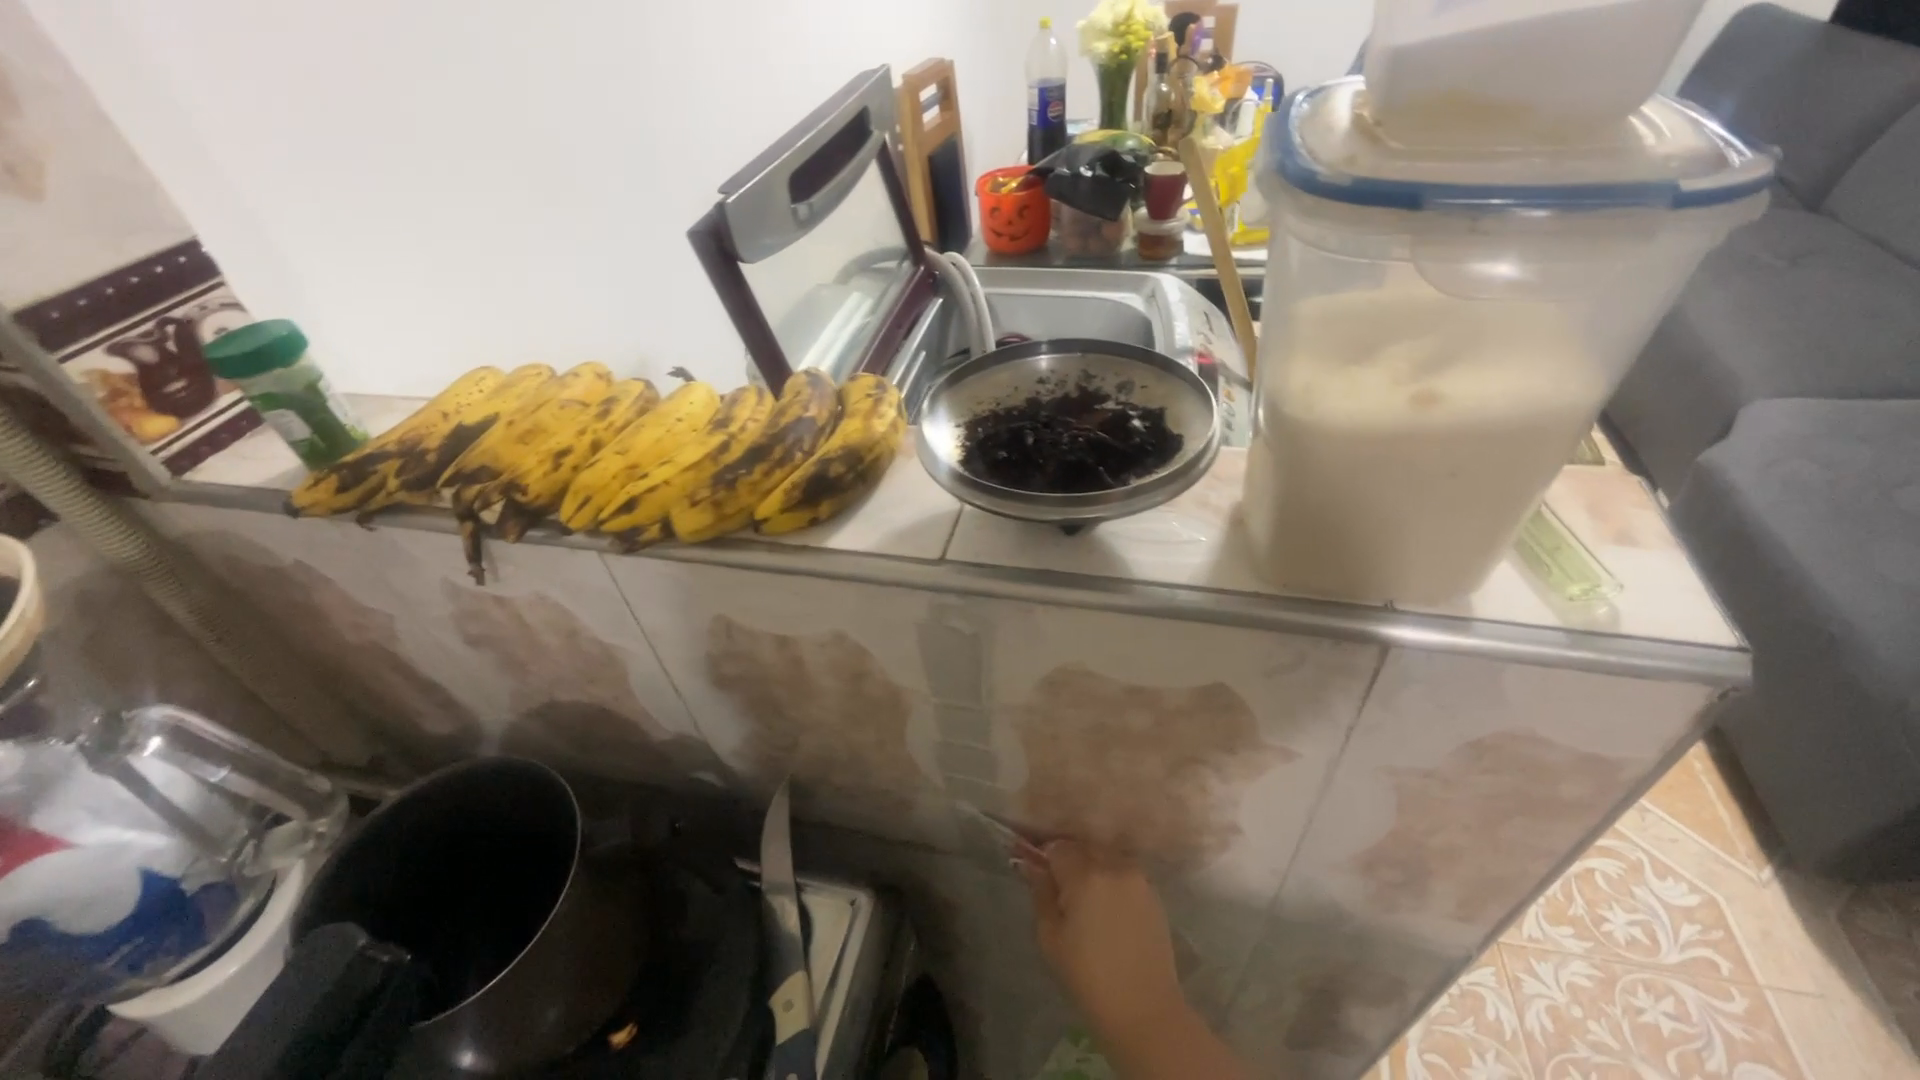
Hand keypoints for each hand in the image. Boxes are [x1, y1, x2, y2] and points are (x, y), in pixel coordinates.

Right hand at [1020, 841, 1185, 1042]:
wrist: (1144, 1009)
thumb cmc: (1087, 977)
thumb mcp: (1050, 937)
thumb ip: (1040, 893)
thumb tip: (1031, 865)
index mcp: (1086, 876)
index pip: (1058, 847)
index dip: (1043, 856)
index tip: (1034, 871)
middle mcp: (1115, 867)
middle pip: (1083, 847)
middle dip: (1067, 859)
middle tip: (1056, 886)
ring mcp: (1139, 879)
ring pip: (1106, 857)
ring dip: (1090, 866)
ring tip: (1081, 897)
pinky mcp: (1154, 894)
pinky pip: (1124, 873)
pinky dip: (1110, 878)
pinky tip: (1104, 906)